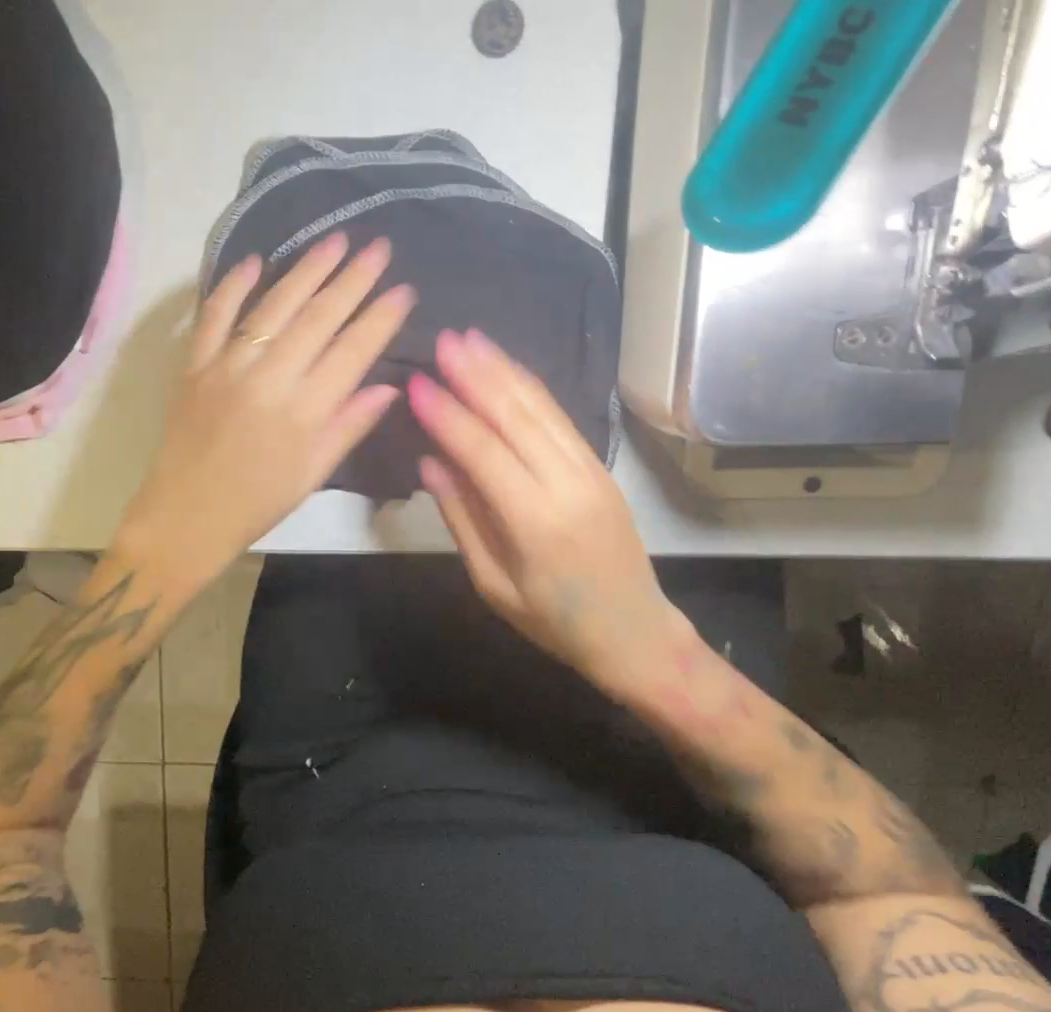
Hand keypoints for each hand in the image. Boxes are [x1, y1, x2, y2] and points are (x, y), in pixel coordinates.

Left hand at [112, 233, 414, 594]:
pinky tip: (256, 260)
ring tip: (335, 240)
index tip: (404, 289)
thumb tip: (390, 387)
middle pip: (318, 318)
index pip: (353, 351)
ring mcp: (228, 368)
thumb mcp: (312, 474)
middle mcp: (270, 380)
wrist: (185, 518)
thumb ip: (349, 426)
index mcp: (305, 412)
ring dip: (306, 270)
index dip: (381, 318)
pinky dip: (232, 286)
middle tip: (379, 247)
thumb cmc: (256, 503)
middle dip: (353, 279)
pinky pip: (214, 317)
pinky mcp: (195, 366)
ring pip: (273, 307)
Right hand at [410, 328, 692, 702]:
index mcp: (536, 522)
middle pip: (516, 417)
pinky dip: (532, 389)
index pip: (483, 452)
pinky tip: (508, 370)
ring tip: (471, 339)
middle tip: (442, 340)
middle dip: (477, 375)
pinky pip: (561, 419)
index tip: (416, 384)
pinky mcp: (601, 468)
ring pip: (542, 409)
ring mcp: (591, 472)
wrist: (635, 633)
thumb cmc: (554, 622)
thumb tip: (430, 463)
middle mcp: (568, 485)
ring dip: (504, 371)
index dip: (446, 416)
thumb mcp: (494, 584)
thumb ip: (462, 519)